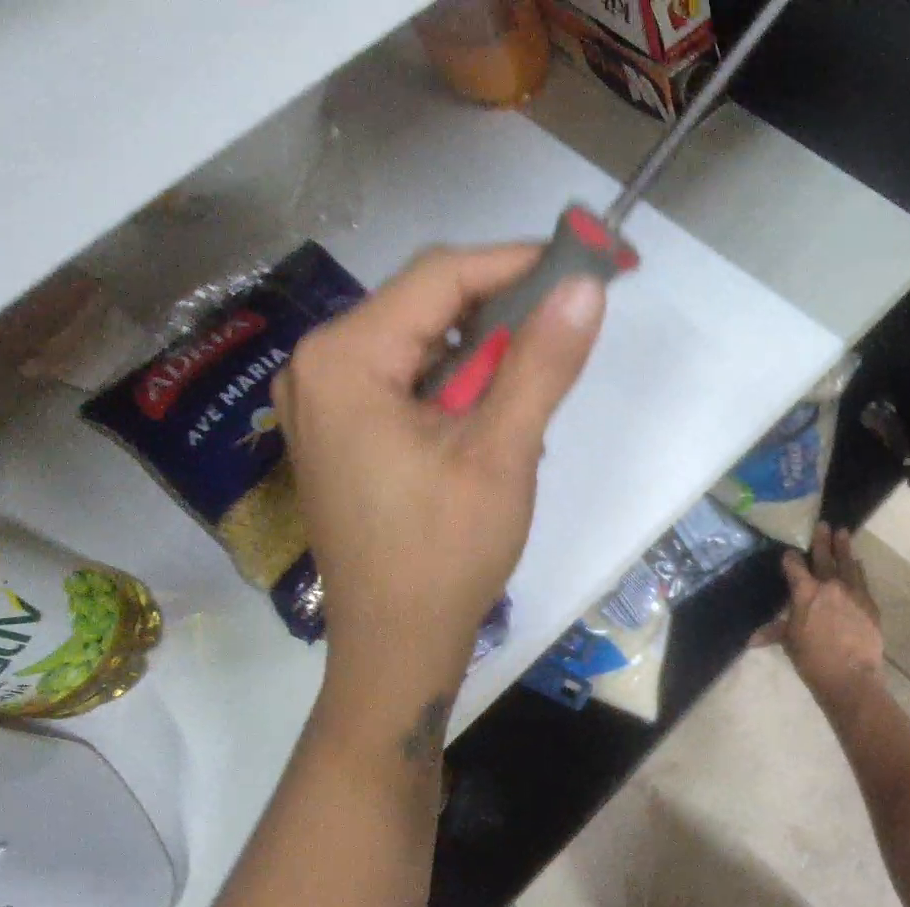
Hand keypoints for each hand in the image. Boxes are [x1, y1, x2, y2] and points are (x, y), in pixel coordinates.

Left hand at [274, 246, 604, 672]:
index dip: (519, 262)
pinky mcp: (344, 432)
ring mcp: (326, 401)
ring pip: (424, 345)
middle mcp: (321, 365)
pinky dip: (462, 389)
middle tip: (571, 330)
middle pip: (427, 306)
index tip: (588, 265)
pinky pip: (411, 382)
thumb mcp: (503, 452)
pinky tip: (496, 424)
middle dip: (505, 313)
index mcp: (345, 358)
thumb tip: (587, 288)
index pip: (440, 276)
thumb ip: (542, 364)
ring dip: (487, 357)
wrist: (398, 642)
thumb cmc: (447, 550)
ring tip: (535, 394)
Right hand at [752, 523, 884, 711]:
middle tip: (823, 524)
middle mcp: (829, 585)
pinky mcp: (869, 603)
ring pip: (847, 563)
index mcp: (805, 593)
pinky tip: (857, 564)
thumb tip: (752, 639)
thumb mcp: (791, 643)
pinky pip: (862, 579)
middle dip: (821, 541)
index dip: (791, 559)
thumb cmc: (813, 661)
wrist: (851, 677)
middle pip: (824, 557)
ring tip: (843, 533)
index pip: (795, 567)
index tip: (790, 553)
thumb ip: (776, 632)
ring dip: (844, 548)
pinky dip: (857, 570)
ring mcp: (852, 592)